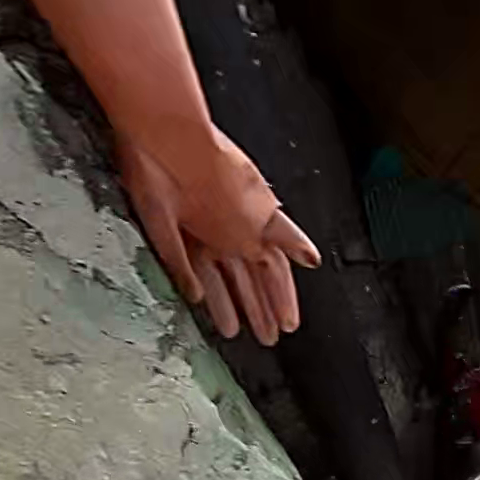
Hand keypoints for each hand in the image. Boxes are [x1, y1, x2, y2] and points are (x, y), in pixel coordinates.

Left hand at [119, 138, 321, 345]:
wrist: (172, 142)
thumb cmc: (221, 173)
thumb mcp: (265, 217)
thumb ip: (290, 241)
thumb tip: (313, 260)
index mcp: (255, 229)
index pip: (274, 273)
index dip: (282, 299)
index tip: (288, 323)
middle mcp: (229, 233)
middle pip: (248, 279)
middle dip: (258, 310)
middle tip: (265, 337)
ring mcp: (198, 231)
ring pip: (217, 277)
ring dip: (228, 306)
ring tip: (232, 332)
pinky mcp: (166, 227)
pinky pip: (180, 263)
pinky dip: (191, 283)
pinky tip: (199, 303)